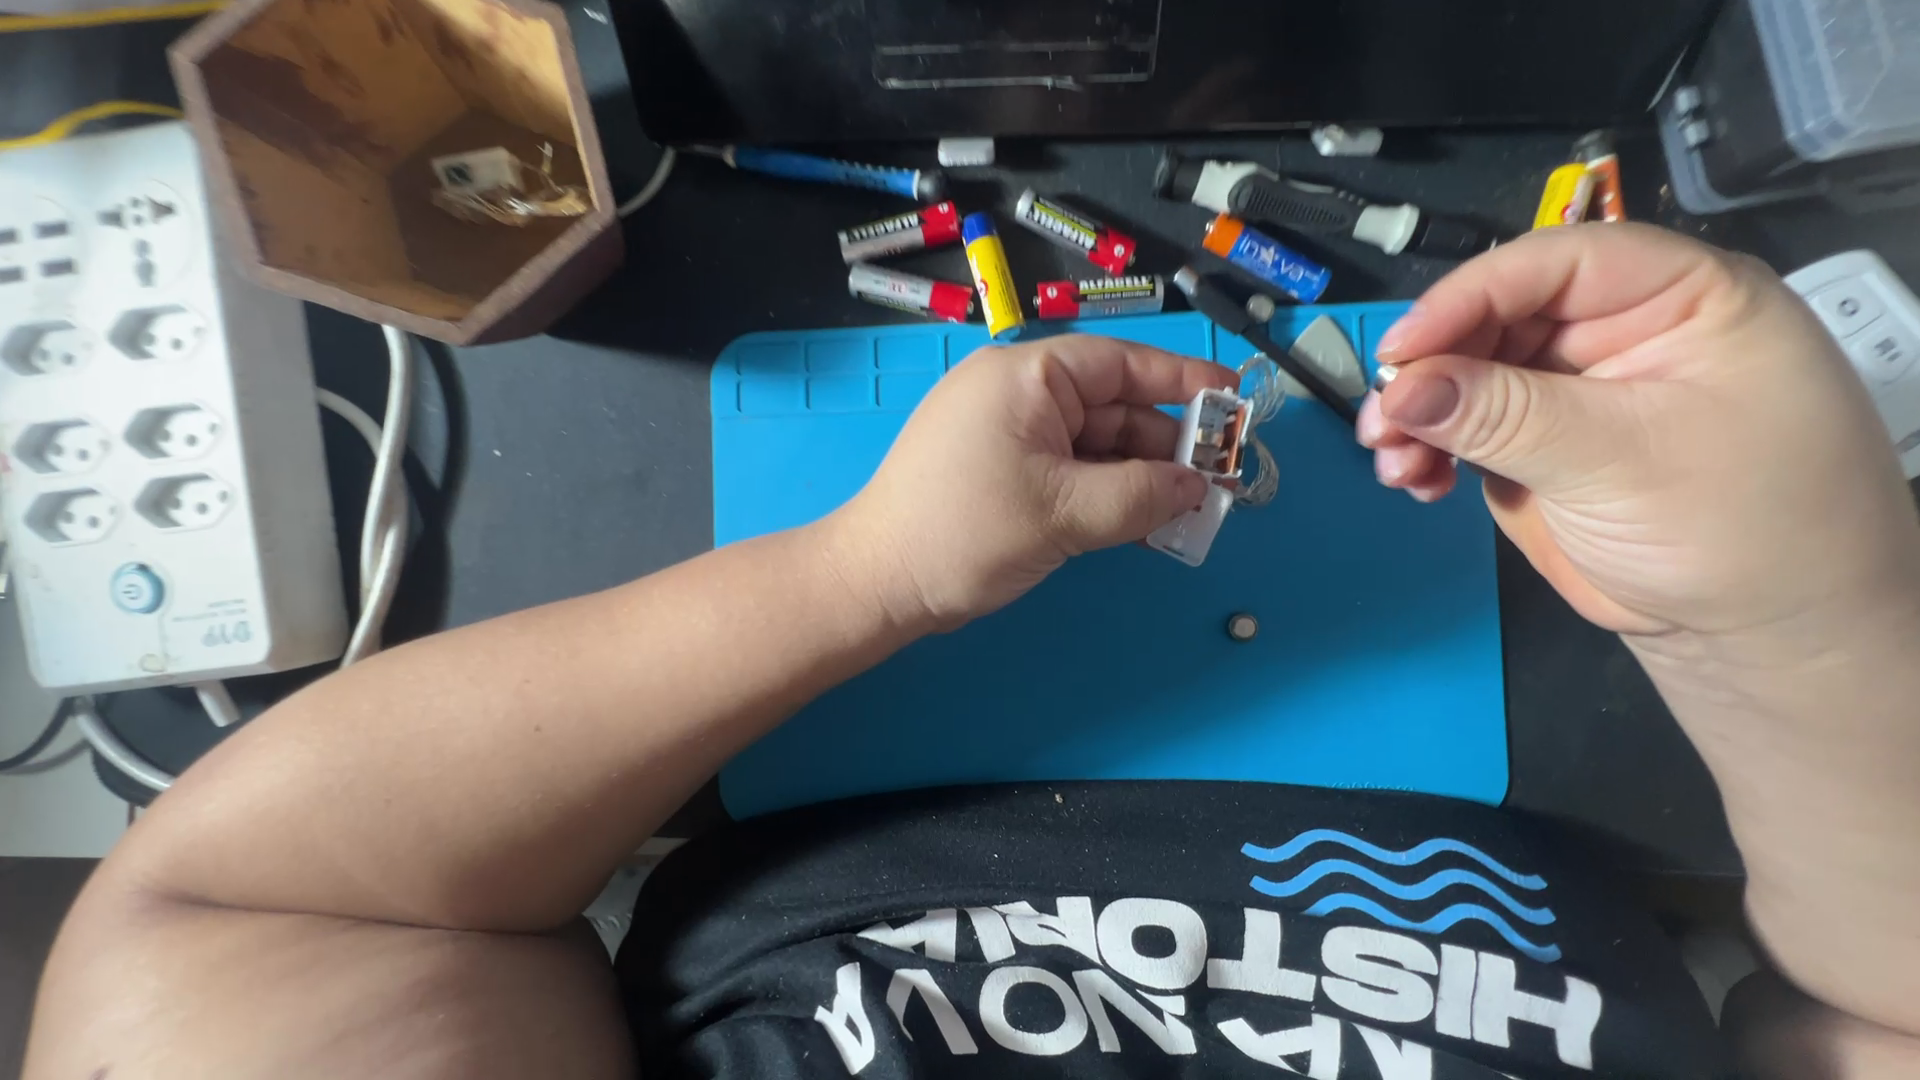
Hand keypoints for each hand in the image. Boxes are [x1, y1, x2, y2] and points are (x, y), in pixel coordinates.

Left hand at [832, 335, 1234, 629]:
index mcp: (1025, 378)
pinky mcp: (1003, 472)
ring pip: (1093, 445)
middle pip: (1110, 407)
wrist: (881, 584)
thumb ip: (1140, 496)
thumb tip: (1197, 487)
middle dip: (1165, 444)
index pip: (1119, 363)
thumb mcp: (1063, 514)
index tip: (1233, 401)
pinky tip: (1143, 521)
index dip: (1181, 381)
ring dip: (1139, 476)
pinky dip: (1105, 493)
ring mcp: (1008, 435)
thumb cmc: (966, 533)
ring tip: (1191, 510)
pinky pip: (1069, 471)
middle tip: (1221, 481)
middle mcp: (1017, 396)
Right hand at [1357, 223, 1919, 641]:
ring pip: (1458, 379)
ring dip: (1414, 420)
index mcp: (1675, 302)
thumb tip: (1398, 389)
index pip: (1556, 266)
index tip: (1399, 352)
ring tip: (1395, 467)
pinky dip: (1424, 453)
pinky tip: (1419, 484)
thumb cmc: (1737, 529)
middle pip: (1490, 322)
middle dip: (1426, 372)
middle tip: (1381, 423)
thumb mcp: (1622, 459)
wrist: (1750, 630)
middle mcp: (1610, 336)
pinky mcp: (1526, 445)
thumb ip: (1504, 416)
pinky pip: (1455, 431)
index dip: (1469, 297)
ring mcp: (1562, 393)